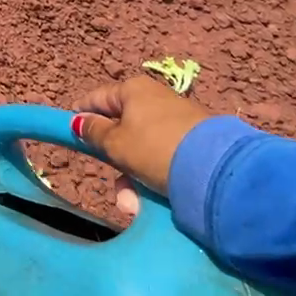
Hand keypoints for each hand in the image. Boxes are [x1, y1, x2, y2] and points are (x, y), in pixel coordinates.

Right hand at [70, 76, 212, 196]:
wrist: (221, 174)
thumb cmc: (155, 149)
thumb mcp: (115, 142)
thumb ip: (92, 131)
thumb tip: (79, 120)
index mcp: (133, 89)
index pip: (96, 99)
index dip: (82, 116)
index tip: (73, 134)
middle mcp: (157, 100)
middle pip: (123, 130)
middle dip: (116, 161)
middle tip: (115, 186)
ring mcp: (181, 123)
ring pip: (145, 150)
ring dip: (135, 177)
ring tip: (136, 206)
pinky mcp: (201, 146)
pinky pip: (168, 159)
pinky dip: (158, 178)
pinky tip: (157, 201)